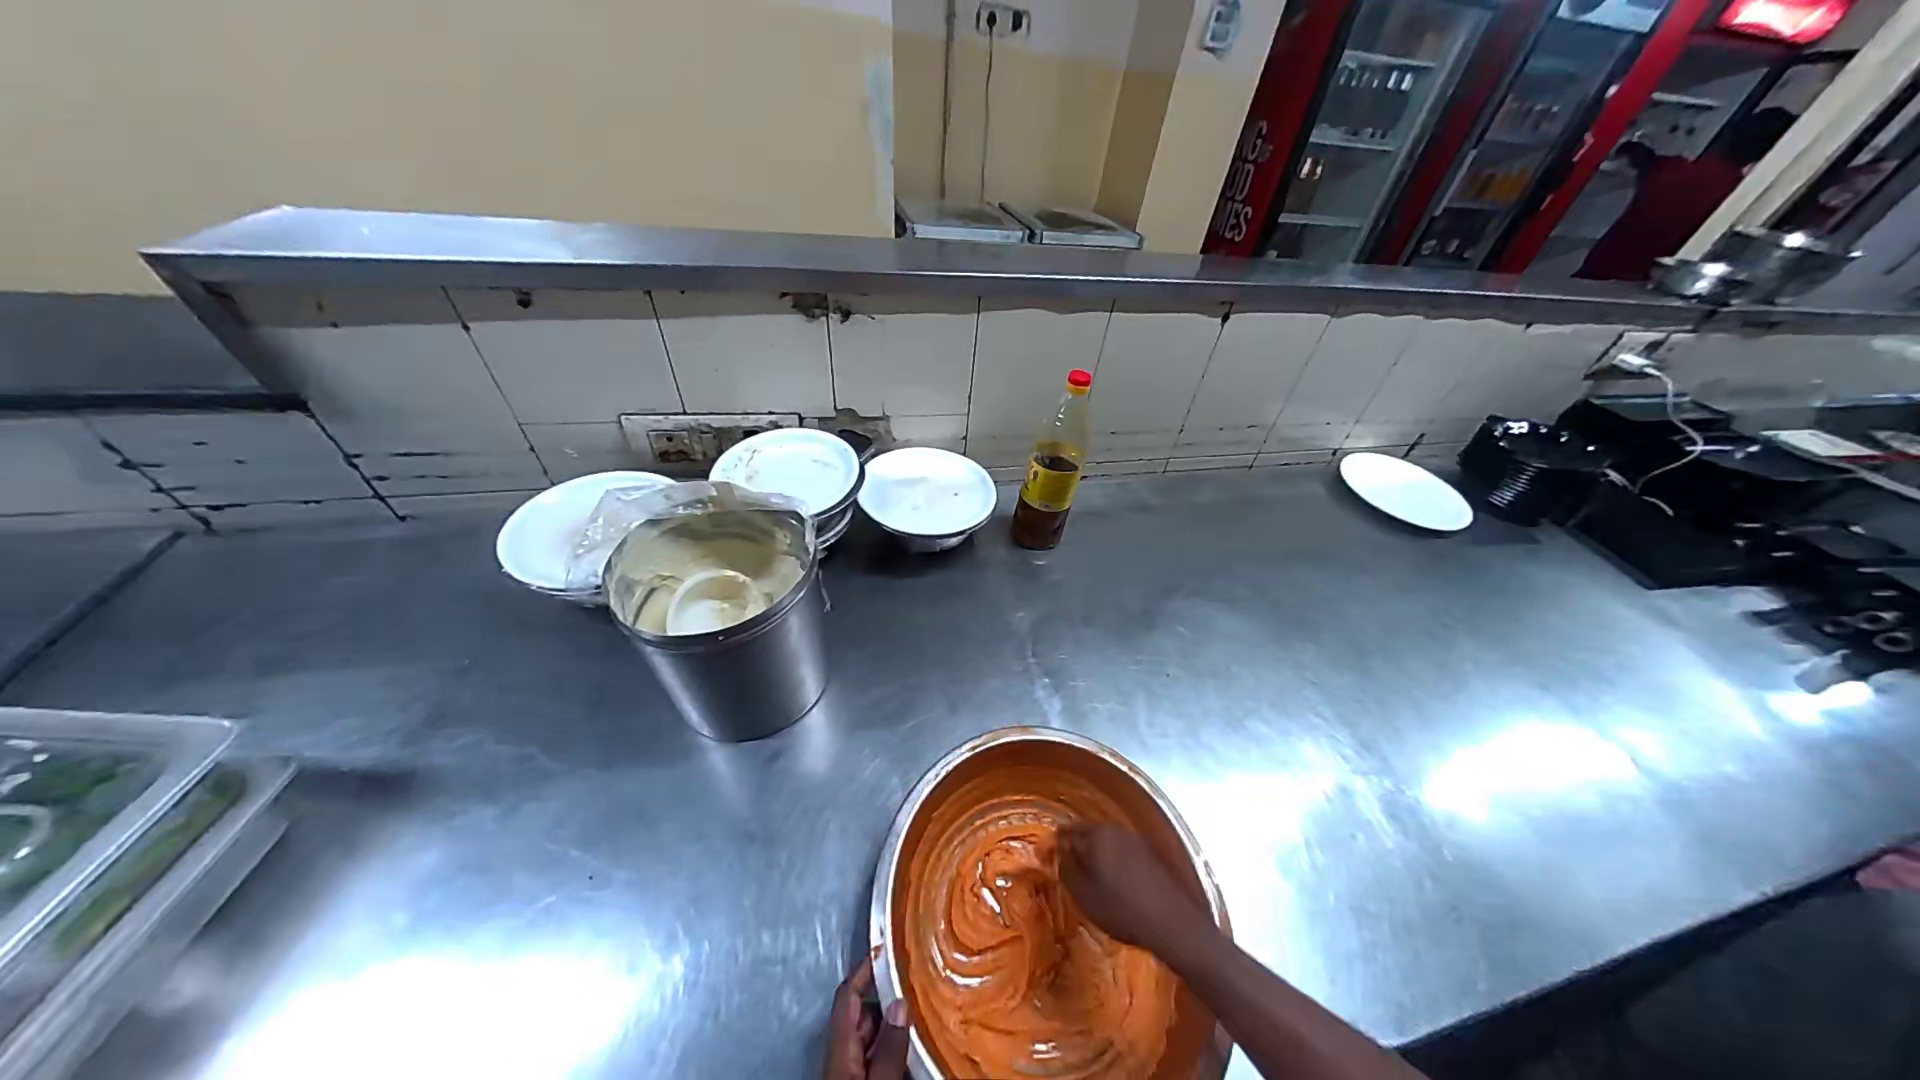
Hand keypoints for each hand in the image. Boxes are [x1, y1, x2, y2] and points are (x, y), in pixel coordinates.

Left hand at [823, 955, 910, 1079]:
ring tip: (923, 1014)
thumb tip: (900, 1003)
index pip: (847, 995)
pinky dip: (893, 1046)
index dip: (864, 970)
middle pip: (862, 1014)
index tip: (887, 949)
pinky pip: (876, 1056)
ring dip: (893, 1024)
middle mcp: (841, 1055)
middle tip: (918, 985)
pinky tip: (916, 1049)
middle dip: (888, 996)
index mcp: (839, 1047)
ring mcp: (848, 1072)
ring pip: (872, 1036)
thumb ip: (889, 1048)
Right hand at [1059, 823, 1213, 958]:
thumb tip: (1058, 853)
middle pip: (1087, 831)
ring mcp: (1135, 839)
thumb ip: (1066, 869)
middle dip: (1076, 845)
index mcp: (1096, 835)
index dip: (1055, 844)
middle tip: (1067, 865)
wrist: (1173, 924)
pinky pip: (1121, 848)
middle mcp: (1115, 829)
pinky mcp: (1150, 852)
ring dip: (1095, 851)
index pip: (1066, 831)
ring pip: (1105, 839)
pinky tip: (1113, 879)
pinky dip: (1112, 858)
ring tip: (1089, 874)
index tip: (1047, 857)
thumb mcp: (1085, 896)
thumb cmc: (1123, 910)